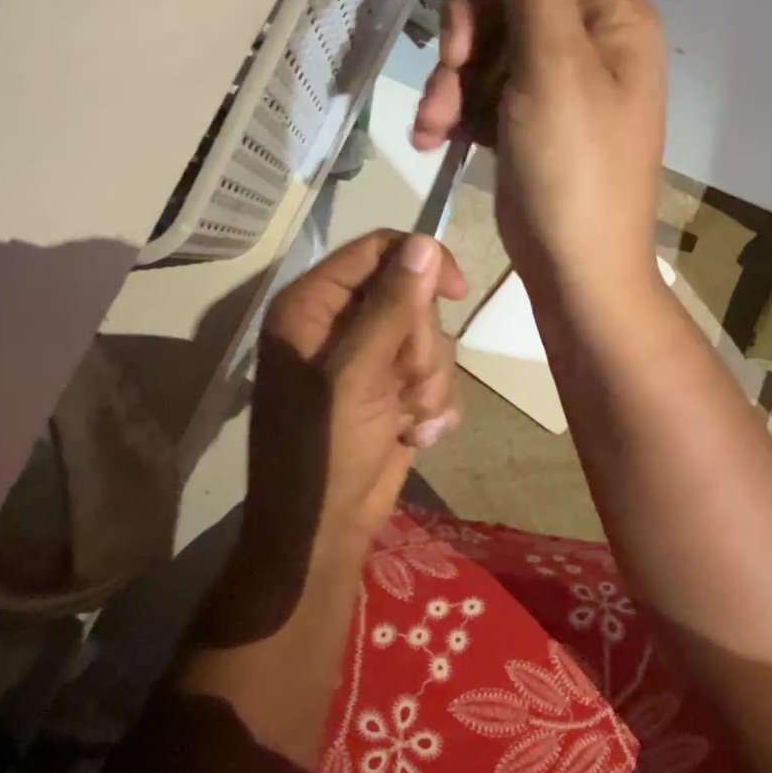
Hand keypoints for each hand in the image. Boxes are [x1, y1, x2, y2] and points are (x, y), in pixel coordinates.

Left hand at [242, 230, 467, 571]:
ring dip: (429, 384)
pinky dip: (433, 408)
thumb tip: (422, 242)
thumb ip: (390, 309)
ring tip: (405, 418)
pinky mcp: (395, 395)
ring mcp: (370, 364)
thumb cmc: (324, 451)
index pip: (378, 252)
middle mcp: (341, 327)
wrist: (325, 530)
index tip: (458, 291)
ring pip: (432, 343)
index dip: (421, 264)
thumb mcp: (354, 375)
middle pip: (414, 299)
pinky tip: (414, 435)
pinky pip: (437, 379)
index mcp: (313, 307)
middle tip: (404, 384)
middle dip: (422, 347)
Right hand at [411, 0, 667, 296]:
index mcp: (615, 19)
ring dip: (453, 78)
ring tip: (438, 124)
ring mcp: (555, 90)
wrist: (577, 274)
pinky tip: (435, 138)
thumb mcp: (557, 63)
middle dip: (469, 29)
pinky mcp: (525, 127)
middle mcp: (589, 46)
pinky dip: (455, 111)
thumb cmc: (576, 170)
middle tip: (455, 67)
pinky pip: (482, 93)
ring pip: (487, 47)